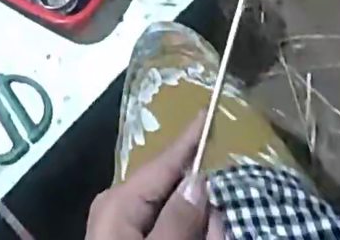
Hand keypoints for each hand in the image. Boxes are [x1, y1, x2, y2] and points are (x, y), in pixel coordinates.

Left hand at [86, 111, 223, 239]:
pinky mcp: (129, 239)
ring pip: (175, 214)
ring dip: (199, 228)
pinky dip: (186, 236)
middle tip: (220, 226)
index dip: (188, 138)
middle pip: (172, 190)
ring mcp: (123, 227)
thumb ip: (177, 219)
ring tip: (212, 236)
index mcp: (118, 201)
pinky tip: (204, 239)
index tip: (207, 112)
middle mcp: (119, 206)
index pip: (162, 161)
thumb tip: (198, 180)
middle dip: (201, 205)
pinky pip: (166, 230)